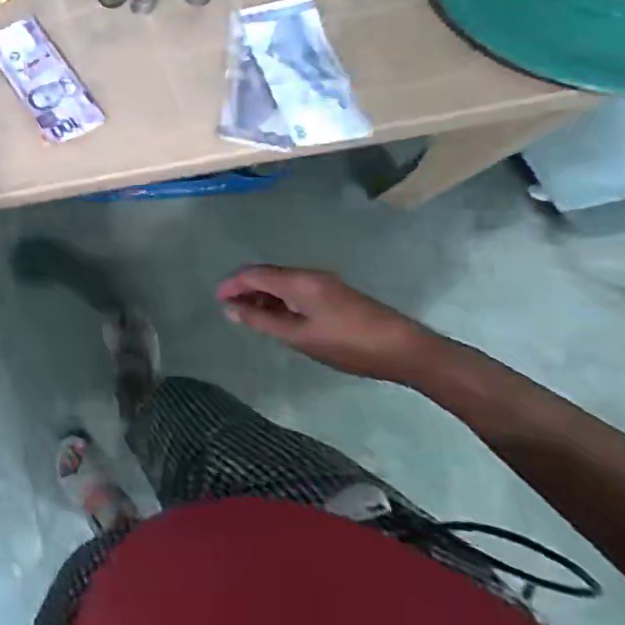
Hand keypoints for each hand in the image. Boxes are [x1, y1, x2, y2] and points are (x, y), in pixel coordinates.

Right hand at [216, 265, 450, 384]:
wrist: (407, 350)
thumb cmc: (348, 345)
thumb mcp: (299, 337)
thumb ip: (261, 321)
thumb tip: (230, 309)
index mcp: (297, 281)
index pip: (253, 273)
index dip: (231, 284)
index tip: (217, 300)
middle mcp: (308, 274)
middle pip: (266, 273)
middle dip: (244, 288)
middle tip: (230, 310)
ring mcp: (324, 282)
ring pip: (281, 281)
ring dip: (262, 294)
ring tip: (250, 317)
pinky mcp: (335, 293)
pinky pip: (296, 288)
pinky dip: (279, 298)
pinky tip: (279, 317)